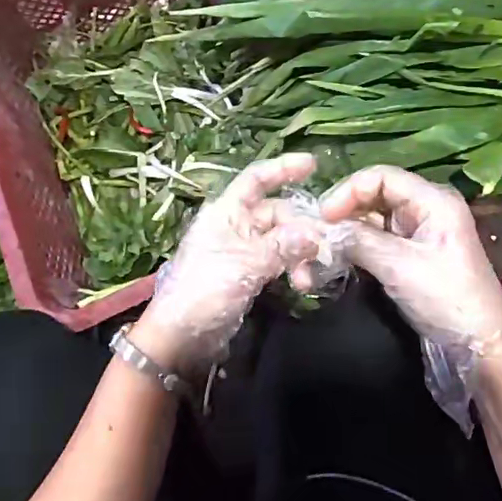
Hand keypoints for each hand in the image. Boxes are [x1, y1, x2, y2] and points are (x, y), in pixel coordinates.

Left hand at [131, 154, 323, 372]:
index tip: (313, 165)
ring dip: (299, 252)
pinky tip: (301, 283)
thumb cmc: (204, 290)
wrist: (180, 336)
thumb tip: (314, 234)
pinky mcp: (247, 272)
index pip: (256, 179)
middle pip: (276, 212)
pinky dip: (291, 267)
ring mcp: (241, 249)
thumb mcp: (244, 265)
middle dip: (301, 228)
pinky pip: (277, 259)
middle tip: (321, 252)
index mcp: (226, 212)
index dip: (283, 168)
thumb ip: (281, 247)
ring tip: (307, 279)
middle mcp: (234, 225)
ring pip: (280, 238)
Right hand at [319, 166, 501, 368]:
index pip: (380, 176)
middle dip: (343, 210)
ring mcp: (416, 231)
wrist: (481, 343)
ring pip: (371, 217)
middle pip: (374, 194)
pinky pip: (374, 238)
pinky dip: (354, 245)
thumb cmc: (447, 298)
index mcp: (432, 200)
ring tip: (319, 245)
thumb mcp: (400, 266)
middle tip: (315, 232)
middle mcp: (424, 208)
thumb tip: (321, 230)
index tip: (322, 216)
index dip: (348, 191)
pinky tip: (334, 256)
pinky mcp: (408, 254)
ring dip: (345, 229)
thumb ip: (359, 241)